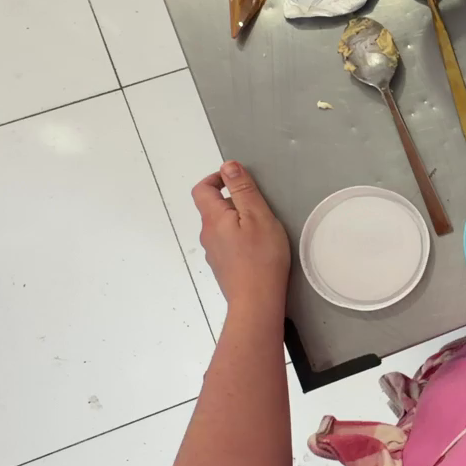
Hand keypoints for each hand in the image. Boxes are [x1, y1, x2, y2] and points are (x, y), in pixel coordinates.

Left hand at [191, 161, 290, 308]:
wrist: (256, 299)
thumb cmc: (261, 256)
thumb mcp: (258, 216)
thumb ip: (243, 190)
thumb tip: (228, 166)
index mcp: (213, 218)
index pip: (202, 189)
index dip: (217, 179)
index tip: (238, 180)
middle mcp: (207, 234)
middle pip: (213, 209)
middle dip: (233, 201)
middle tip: (260, 206)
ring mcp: (214, 253)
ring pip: (221, 228)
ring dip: (238, 222)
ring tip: (263, 229)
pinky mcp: (223, 267)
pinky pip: (228, 245)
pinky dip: (240, 239)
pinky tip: (259, 250)